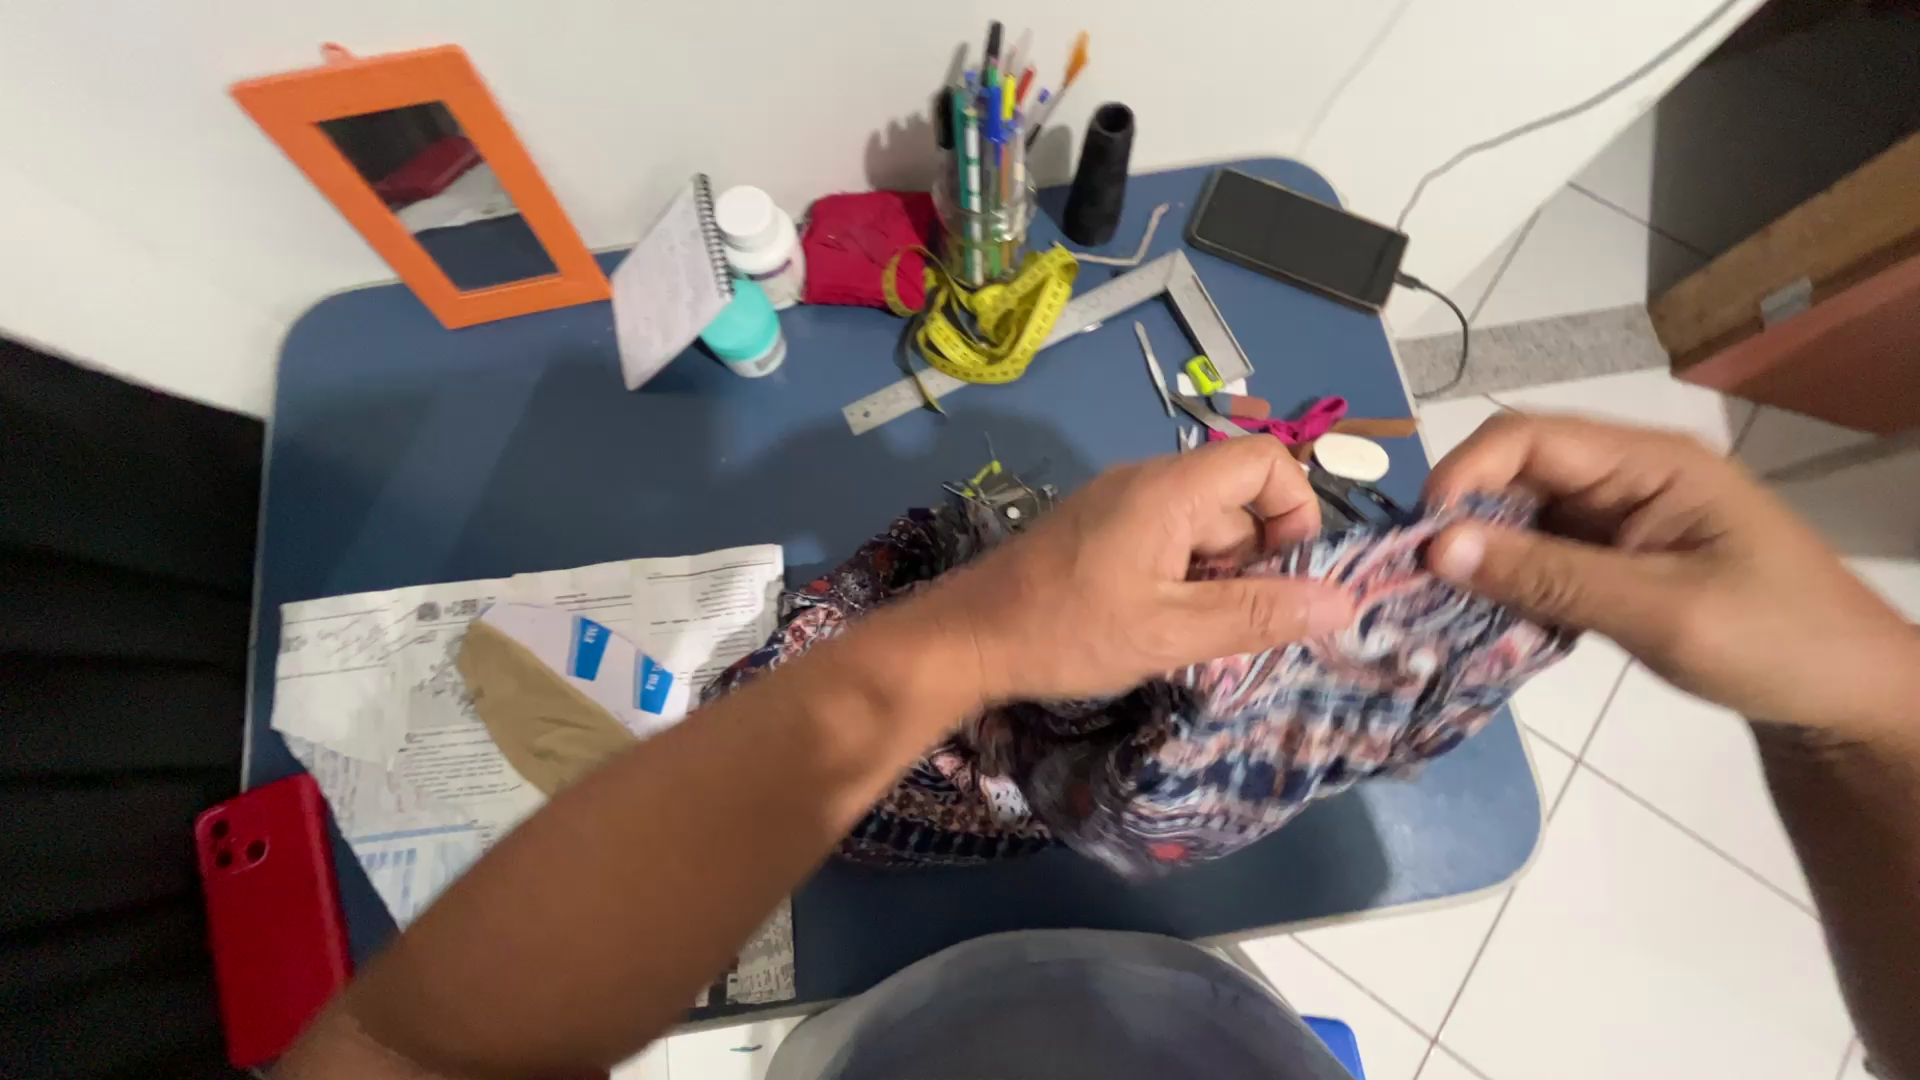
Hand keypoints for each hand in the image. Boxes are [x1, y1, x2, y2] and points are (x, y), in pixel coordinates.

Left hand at [914, 437, 1354, 702]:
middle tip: (1232, 626)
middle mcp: (1146, 483)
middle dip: (1252, 563)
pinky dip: (1179, 581)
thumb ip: (1257, 614)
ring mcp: (1117, 507)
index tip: (1284, 576)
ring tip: (1189, 635)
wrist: (968, 638)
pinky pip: (1163, 544)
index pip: (1265, 461)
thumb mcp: (1171, 631)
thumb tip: (1342, 600)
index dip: (1295, 511)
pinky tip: (1158, 627)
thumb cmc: (1066, 630)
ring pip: (1200, 530)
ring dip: (1214, 581)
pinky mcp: (1097, 533)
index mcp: (1169, 489)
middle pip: (1236, 501)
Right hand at [1422, 413, 1916, 738]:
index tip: (1425, 537)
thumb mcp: (1662, 612)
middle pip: (1508, 470)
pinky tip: (1492, 609)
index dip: (1462, 474)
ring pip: (1510, 512)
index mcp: (1649, 464)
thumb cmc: (1781, 644)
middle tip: (1426, 574)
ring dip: (1475, 551)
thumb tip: (1435, 547)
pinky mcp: (1602, 552)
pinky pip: (1528, 549)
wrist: (1851, 699)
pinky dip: (1499, 576)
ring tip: (1449, 598)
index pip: (1524, 438)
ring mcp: (1611, 515)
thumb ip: (1548, 576)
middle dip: (1460, 515)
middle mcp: (1621, 476)